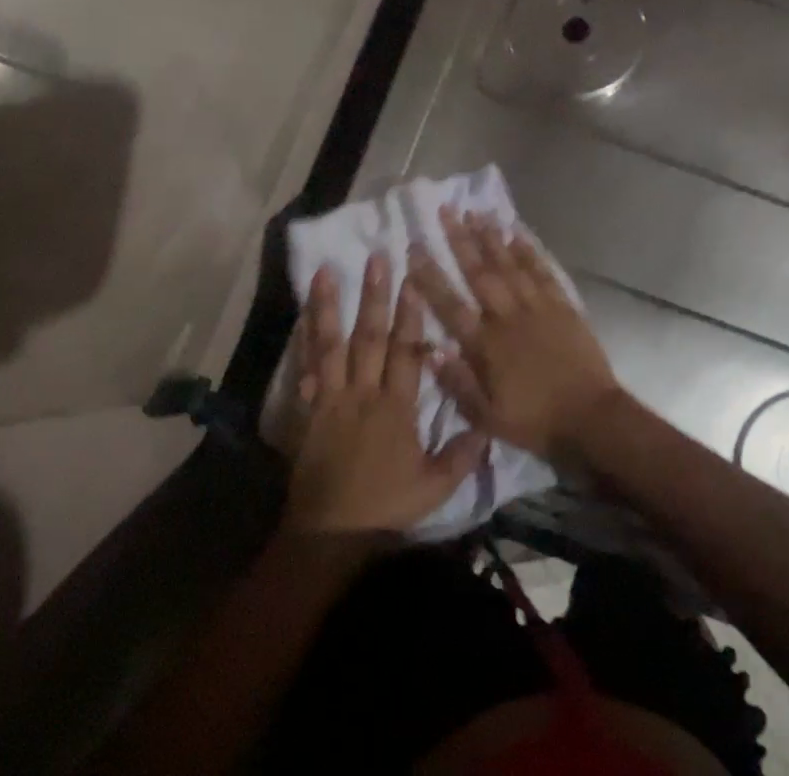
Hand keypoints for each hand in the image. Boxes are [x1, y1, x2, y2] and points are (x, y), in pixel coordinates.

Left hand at [282, 254, 489, 533]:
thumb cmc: (386, 505)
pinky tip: (302, 320)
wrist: (332, 529)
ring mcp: (330, 399)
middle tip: (375, 258)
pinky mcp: (308, 411)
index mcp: (396, 408)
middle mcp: (362, 394)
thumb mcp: (435, 487)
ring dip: (328, 307)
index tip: (412, 282)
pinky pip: (305, 370)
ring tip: (325, 272)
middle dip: (373, 296)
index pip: (405, 352)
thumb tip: (486, 427)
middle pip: (368, 337)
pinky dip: (303, 344)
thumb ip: (462, 455)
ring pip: (330, 345)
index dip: (410, 316)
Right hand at [408, 207, 621, 458]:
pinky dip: (530, 253)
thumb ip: (458, 383)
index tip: (414, 249)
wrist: (591, 419)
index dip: (430, 277)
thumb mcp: (487, 417)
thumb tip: (430, 350)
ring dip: (492, 238)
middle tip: (446, 211)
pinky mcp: (564, 309)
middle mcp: (508, 319)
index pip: (450, 305)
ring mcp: (539, 310)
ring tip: (477, 213)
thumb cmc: (535, 422)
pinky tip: (518, 234)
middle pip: (480, 274)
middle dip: (461, 241)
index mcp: (486, 346)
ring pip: (511, 266)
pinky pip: (543, 273)